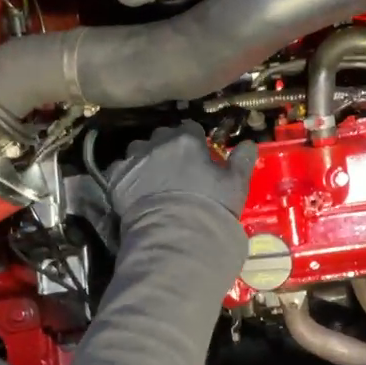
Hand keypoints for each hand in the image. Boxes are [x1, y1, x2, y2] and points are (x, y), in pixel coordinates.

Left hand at [105, 122, 255, 223]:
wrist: (175, 236)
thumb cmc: (210, 207)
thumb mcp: (236, 184)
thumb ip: (242, 160)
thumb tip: (249, 144)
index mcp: (186, 140)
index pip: (190, 128)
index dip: (196, 140)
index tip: (200, 154)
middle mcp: (156, 143)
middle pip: (161, 136)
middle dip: (168, 146)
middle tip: (177, 167)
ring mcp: (133, 161)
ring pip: (137, 150)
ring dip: (145, 158)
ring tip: (153, 178)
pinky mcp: (116, 180)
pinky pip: (119, 170)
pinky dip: (127, 177)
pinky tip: (135, 190)